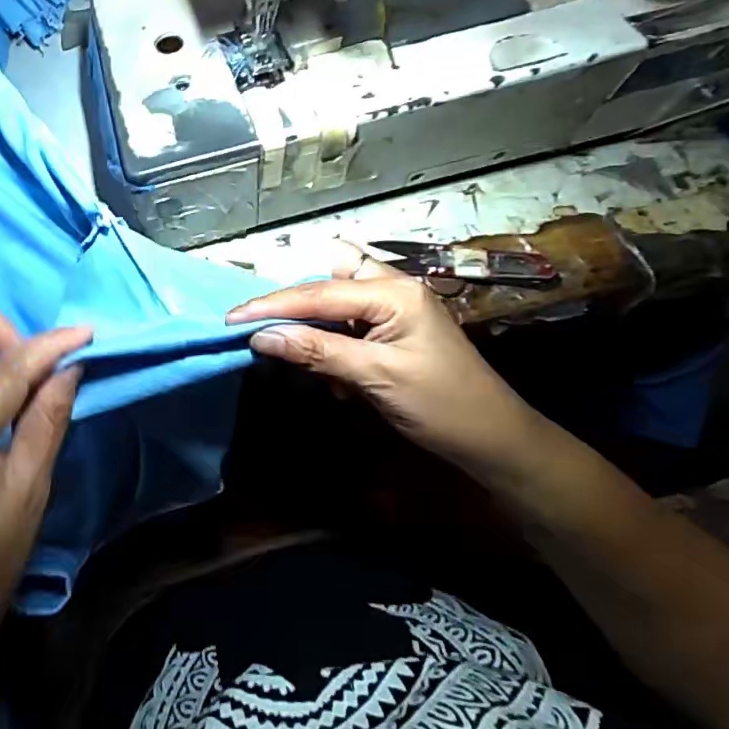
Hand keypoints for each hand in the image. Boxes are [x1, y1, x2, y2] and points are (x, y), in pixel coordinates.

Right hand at [227, 246, 536, 475]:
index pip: (320, 292)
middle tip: (256, 331)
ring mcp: (393, 311)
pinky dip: (333, 349)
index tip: (233, 317)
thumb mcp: (375, 377)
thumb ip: (317, 350)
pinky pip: (348, 328)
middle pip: (325, 287)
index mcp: (394, 291)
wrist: (494, 441)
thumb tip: (262, 336)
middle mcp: (392, 290)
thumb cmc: (441, 406)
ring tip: (302, 363)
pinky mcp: (391, 333)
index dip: (274, 305)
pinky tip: (335, 382)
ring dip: (314, 333)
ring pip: (334, 307)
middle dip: (292, 310)